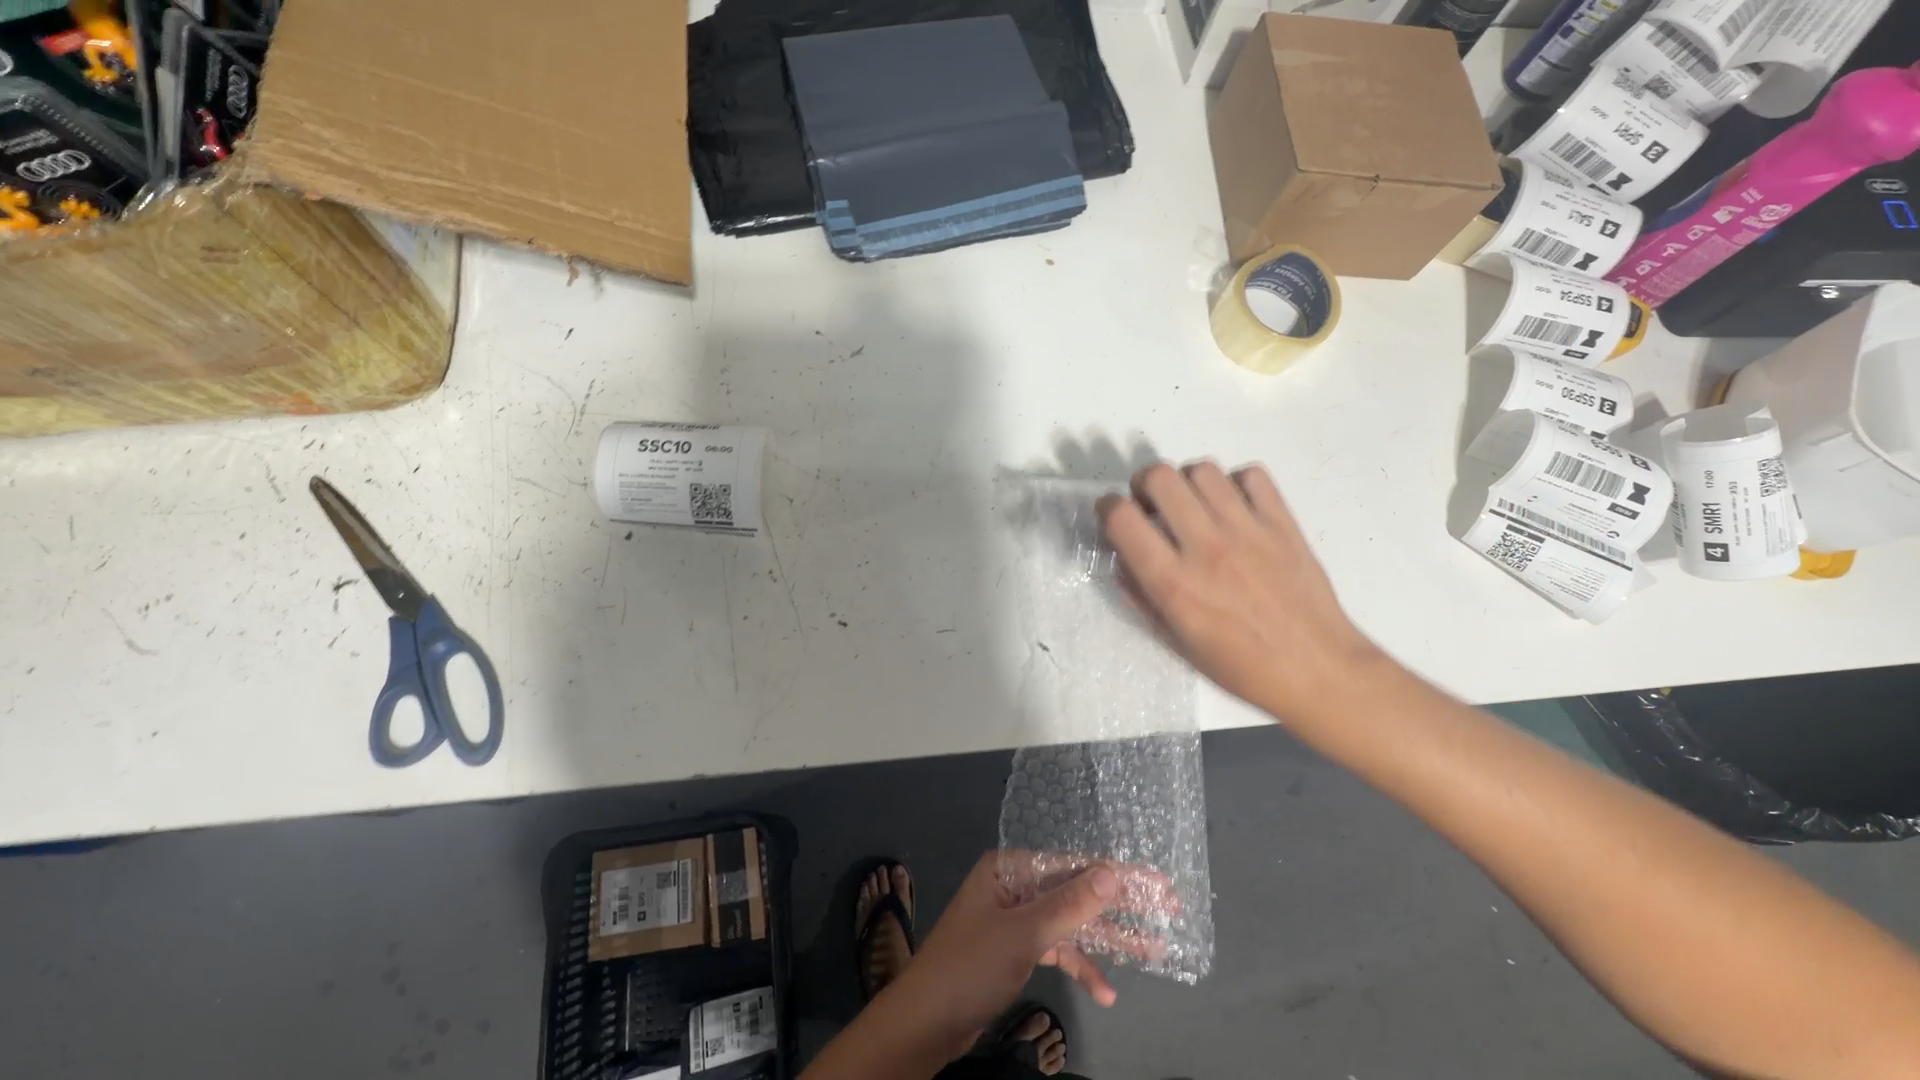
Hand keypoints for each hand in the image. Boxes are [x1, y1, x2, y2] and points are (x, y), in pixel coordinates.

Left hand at [880, 852, 1168, 1048]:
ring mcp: (1014, 919)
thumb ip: (1069, 904)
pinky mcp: (1015, 950)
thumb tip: (1112, 872)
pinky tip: (1105, 993)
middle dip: (1119, 905)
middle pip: (1076, 891)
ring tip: (1152, 952)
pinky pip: (1057, 949)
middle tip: (1168, 912)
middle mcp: (1013, 887)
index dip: (1120, 875)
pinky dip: (1080, 967)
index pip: (1074, 865)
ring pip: (1071, 923)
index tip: (1160, 886)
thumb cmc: (970, 967)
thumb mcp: (1024, 935)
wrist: (925, 1022)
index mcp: (1010, 870)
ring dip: (1106, 940)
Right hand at [1098, 462, 1381, 720]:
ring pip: (1203, 470)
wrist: (1319, 670)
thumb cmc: (1243, 668)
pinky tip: (1233, 506)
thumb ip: (1143, 599)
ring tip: (1193, 504)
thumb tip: (1121, 560)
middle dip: (1143, 483)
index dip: (1107, 507)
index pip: (1123, 518)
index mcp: (1175, 584)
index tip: (1112, 514)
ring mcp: (1248, 530)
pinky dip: (1235, 483)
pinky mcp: (1283, 523)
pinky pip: (1251, 475)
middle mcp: (1207, 548)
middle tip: (1151, 505)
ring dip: (1188, 481)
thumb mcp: (1178, 645)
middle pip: (1160, 478)